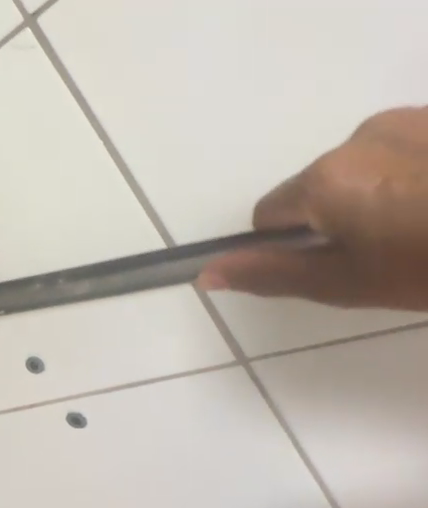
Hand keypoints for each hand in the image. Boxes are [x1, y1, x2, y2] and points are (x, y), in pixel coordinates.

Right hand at [200, 106, 427, 310]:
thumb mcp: (348, 283)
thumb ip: (271, 272)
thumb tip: (206, 272)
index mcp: (326, 176)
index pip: (271, 213)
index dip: (295, 242)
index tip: (338, 261)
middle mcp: (368, 134)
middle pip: (326, 181)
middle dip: (346, 210)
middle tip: (392, 248)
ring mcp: (424, 119)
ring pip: (378, 162)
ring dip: (393, 189)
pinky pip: (422, 148)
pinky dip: (427, 172)